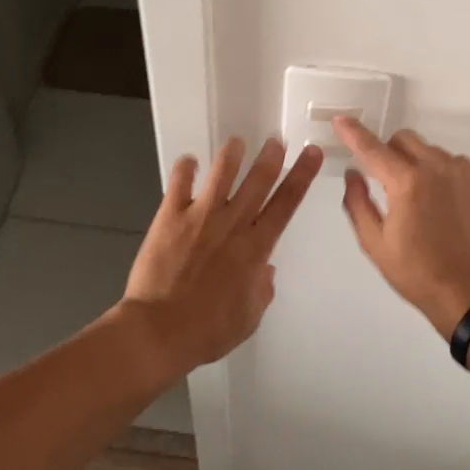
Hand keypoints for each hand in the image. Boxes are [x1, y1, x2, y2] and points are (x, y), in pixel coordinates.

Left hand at [118, 137, 323, 374]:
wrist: (158, 330)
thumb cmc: (207, 330)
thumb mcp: (248, 317)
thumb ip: (261, 289)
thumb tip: (265, 269)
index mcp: (255, 249)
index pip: (286, 204)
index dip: (301, 176)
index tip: (311, 153)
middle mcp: (232, 224)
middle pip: (258, 181)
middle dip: (271, 157)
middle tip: (276, 139)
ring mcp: (199, 217)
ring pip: (221, 173)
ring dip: (231, 155)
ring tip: (236, 143)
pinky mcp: (169, 217)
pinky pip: (179, 183)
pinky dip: (185, 168)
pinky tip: (189, 161)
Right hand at [335, 117, 469, 336]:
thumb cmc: (416, 272)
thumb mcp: (375, 242)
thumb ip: (357, 202)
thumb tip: (353, 173)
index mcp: (407, 182)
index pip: (372, 148)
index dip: (353, 132)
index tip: (341, 119)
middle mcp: (438, 167)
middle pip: (405, 139)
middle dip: (389, 152)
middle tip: (386, 182)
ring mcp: (465, 173)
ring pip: (431, 151)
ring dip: (417, 164)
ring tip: (419, 200)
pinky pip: (455, 164)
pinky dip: (442, 175)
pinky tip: (443, 205)